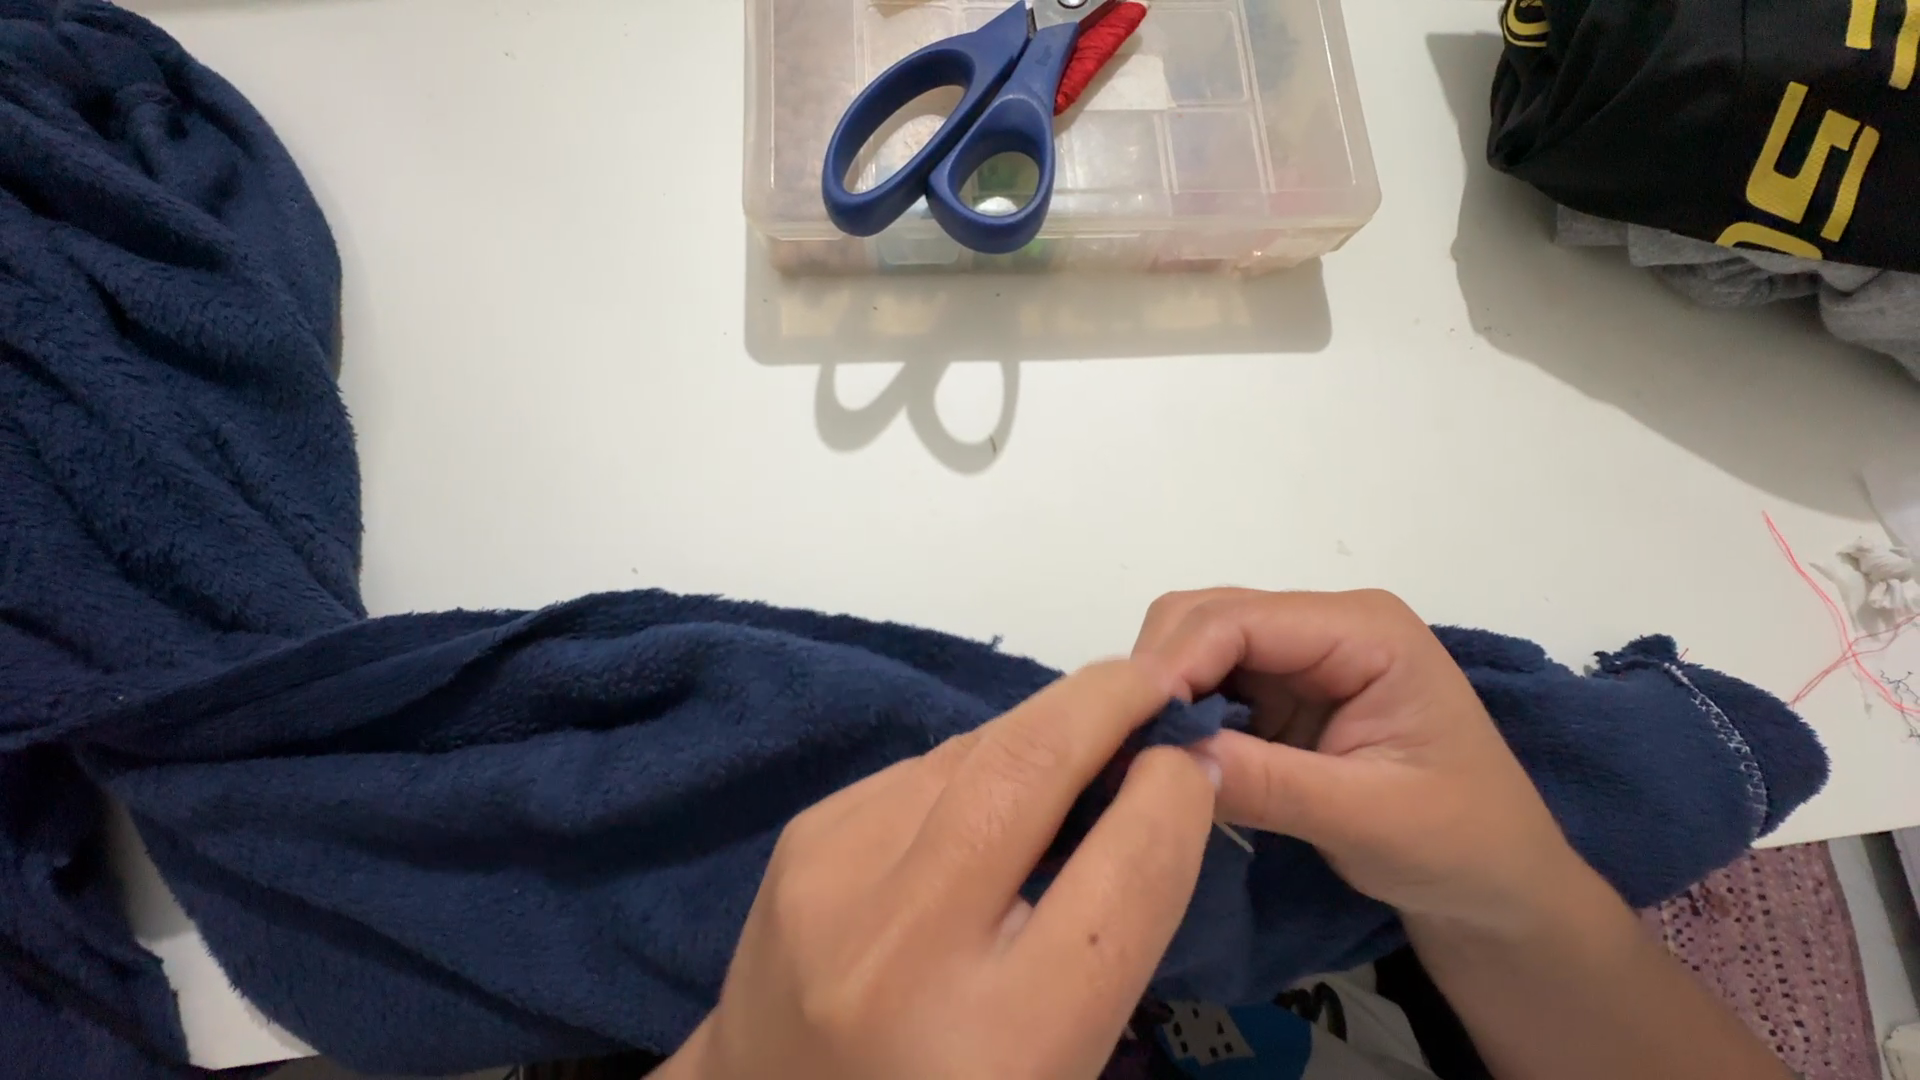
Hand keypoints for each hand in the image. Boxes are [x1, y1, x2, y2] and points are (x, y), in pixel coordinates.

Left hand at [668, 661, 1219, 1079]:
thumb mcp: (1056, 1060)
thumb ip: (1110, 932)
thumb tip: (1149, 787)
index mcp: (1000, 1045)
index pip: (1122, 876)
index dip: (1173, 796)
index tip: (1193, 754)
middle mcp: (904, 947)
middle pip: (1030, 768)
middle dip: (1107, 701)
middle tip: (1155, 679)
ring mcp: (835, 877)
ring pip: (972, 749)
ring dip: (1041, 724)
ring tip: (1084, 722)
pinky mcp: (803, 838)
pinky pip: (921, 768)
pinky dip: (977, 761)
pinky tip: (990, 783)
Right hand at [1133, 588, 1590, 933]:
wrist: (1496, 886)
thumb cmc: (1461, 847)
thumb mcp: (1371, 819)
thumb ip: (1267, 784)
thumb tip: (1160, 755)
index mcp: (1362, 629)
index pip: (1237, 619)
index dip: (1174, 665)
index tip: (1127, 729)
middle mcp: (1320, 623)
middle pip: (1201, 616)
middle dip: (1157, 674)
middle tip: (1127, 746)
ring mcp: (1295, 653)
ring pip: (1190, 643)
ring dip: (1160, 694)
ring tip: (1142, 754)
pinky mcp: (1274, 688)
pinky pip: (1201, 681)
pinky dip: (1174, 713)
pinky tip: (1167, 754)